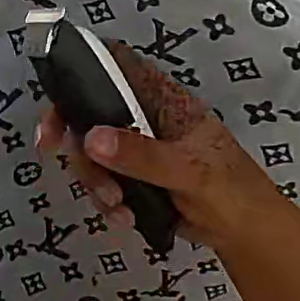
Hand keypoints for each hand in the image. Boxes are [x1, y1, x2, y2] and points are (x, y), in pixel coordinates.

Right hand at [35, 43, 296, 253]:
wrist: (246, 235)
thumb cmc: (231, 189)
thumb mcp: (189, 170)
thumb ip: (141, 155)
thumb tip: (91, 138)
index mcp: (160, 97)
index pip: (115, 65)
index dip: (80, 69)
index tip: (56, 95)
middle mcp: (141, 115)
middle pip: (88, 111)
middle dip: (73, 137)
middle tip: (53, 150)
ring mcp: (134, 147)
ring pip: (89, 150)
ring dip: (93, 178)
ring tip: (116, 205)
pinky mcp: (130, 177)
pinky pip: (100, 180)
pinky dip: (104, 200)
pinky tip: (124, 217)